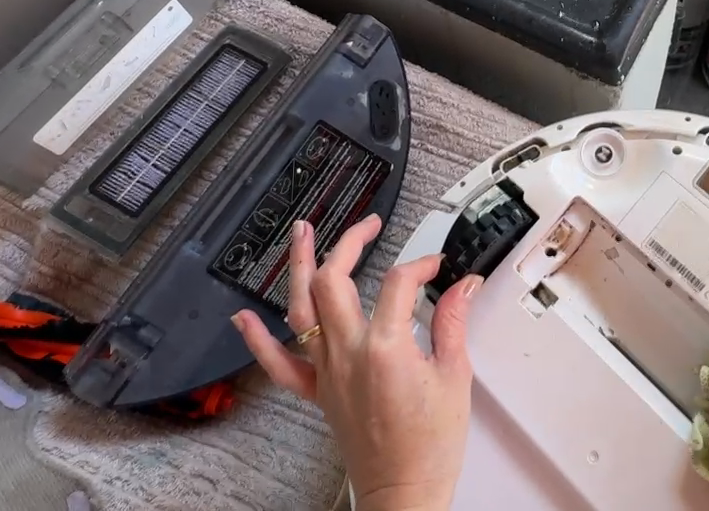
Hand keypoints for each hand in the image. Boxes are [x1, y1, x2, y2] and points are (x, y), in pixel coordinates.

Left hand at [234, 215, 481, 510]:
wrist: (404, 493)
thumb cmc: (429, 447)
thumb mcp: (455, 376)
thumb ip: (454, 322)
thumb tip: (463, 286)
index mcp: (386, 349)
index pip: (399, 283)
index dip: (421, 265)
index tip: (436, 266)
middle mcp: (349, 354)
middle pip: (333, 280)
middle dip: (348, 242)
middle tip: (367, 224)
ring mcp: (328, 372)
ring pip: (300, 308)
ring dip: (297, 266)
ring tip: (301, 233)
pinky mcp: (319, 391)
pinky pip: (279, 364)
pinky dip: (258, 339)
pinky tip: (245, 318)